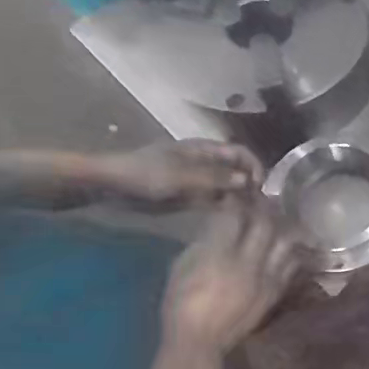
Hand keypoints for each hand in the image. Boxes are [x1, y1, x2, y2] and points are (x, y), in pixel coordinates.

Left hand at [78, 140, 261, 209]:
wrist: (107, 186)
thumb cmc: (143, 175)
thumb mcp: (181, 177)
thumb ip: (215, 178)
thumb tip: (247, 181)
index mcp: (204, 149)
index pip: (241, 153)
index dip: (254, 167)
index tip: (260, 188)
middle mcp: (205, 162)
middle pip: (236, 170)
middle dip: (249, 185)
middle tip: (258, 208)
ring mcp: (195, 179)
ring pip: (226, 186)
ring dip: (238, 198)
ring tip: (248, 217)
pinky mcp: (186, 195)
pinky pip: (212, 199)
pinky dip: (223, 206)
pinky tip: (229, 220)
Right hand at [156, 197, 305, 368]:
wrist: (200, 343)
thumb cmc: (181, 305)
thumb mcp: (181, 268)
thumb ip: (203, 242)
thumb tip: (220, 222)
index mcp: (219, 256)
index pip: (235, 217)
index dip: (237, 201)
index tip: (237, 193)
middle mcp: (248, 263)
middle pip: (265, 224)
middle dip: (264, 207)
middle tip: (261, 200)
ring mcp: (266, 277)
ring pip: (285, 240)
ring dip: (282, 225)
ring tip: (277, 218)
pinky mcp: (276, 291)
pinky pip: (291, 263)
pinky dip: (290, 249)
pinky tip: (286, 242)